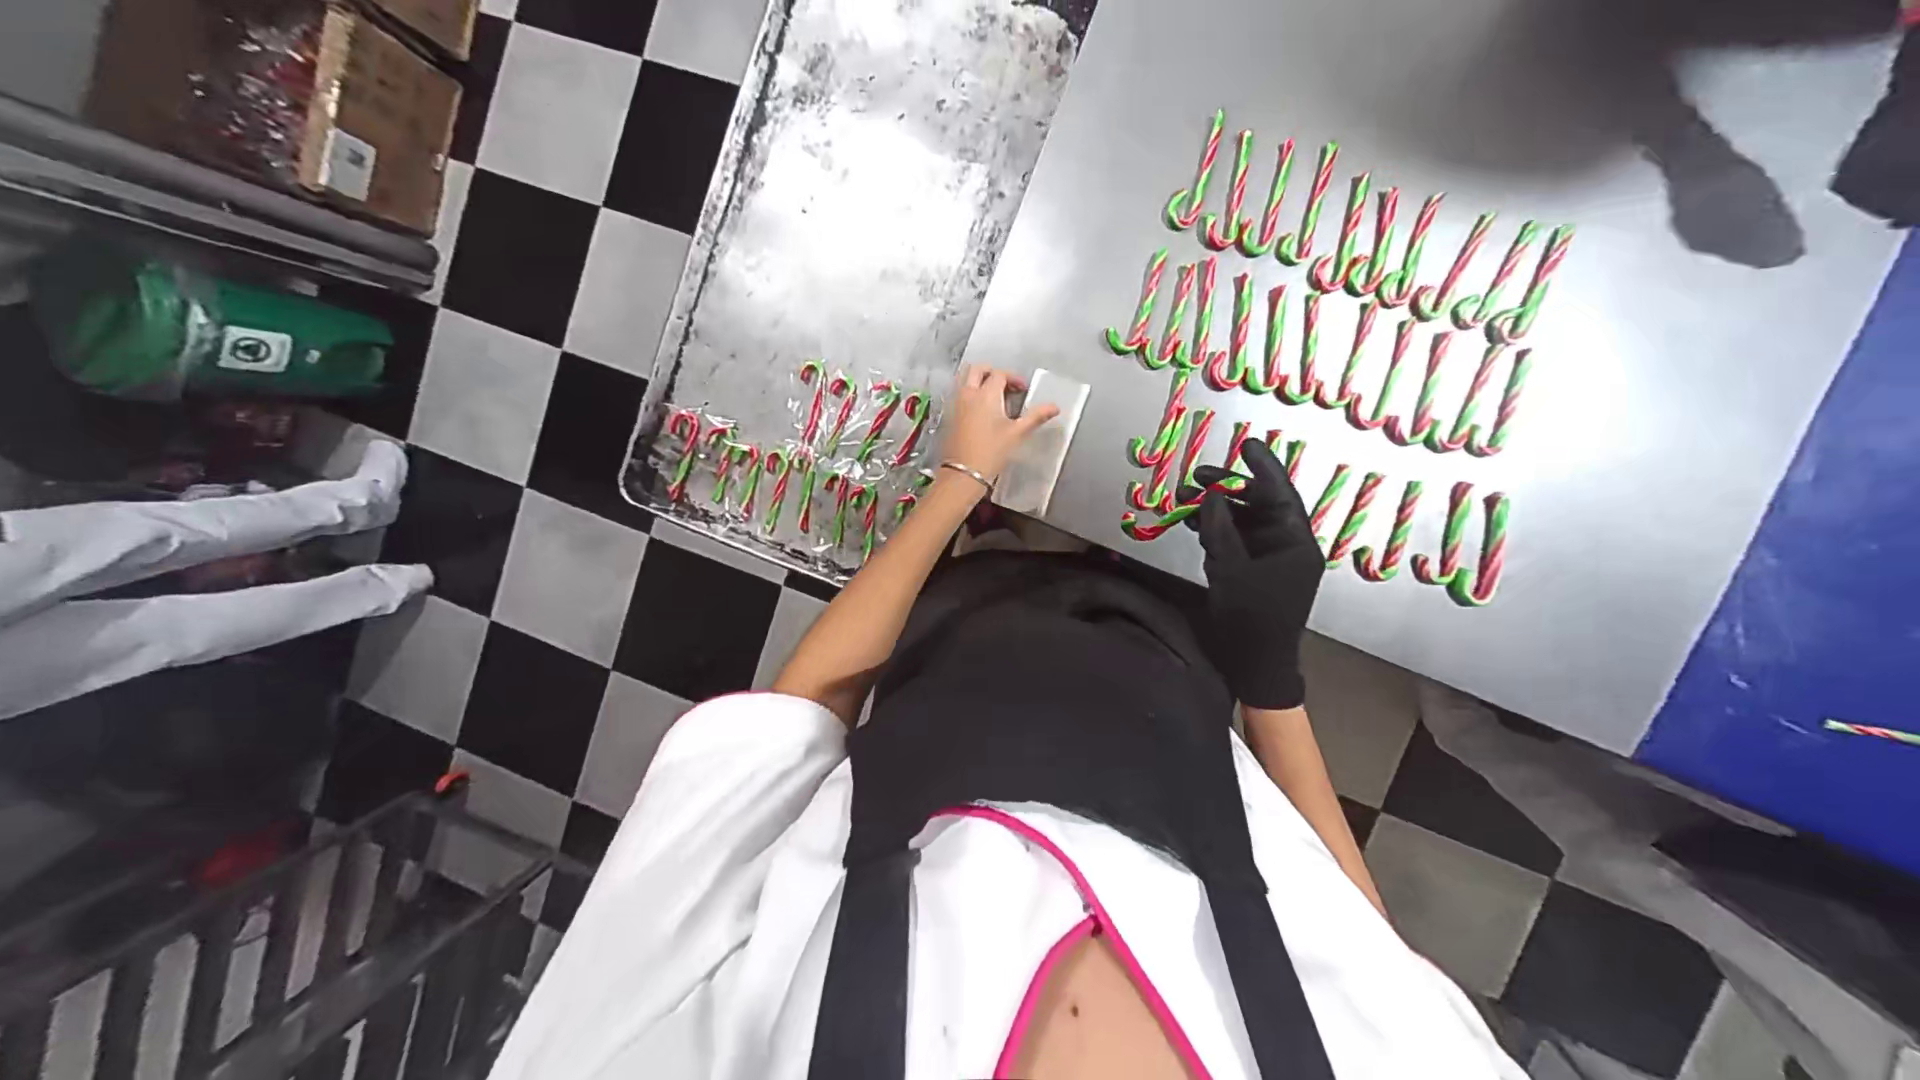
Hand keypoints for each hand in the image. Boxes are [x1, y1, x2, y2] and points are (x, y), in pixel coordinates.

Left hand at [935, 365, 1060, 485]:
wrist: (964, 472)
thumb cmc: (992, 451)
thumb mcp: (1017, 433)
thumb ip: (1036, 416)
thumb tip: (1055, 407)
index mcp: (986, 394)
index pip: (1000, 374)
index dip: (1013, 379)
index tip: (1023, 390)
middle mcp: (968, 394)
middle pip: (977, 369)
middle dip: (992, 372)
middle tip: (1005, 386)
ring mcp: (956, 404)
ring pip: (965, 380)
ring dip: (979, 381)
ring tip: (994, 397)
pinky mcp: (949, 415)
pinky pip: (959, 394)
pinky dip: (970, 393)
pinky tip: (981, 410)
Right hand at [1178, 440, 1324, 708]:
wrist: (1254, 664)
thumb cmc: (1252, 619)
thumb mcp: (1233, 571)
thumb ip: (1220, 530)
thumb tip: (1207, 495)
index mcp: (1296, 543)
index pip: (1280, 494)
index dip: (1263, 467)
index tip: (1246, 442)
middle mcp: (1284, 545)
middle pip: (1256, 505)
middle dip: (1225, 490)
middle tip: (1195, 477)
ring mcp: (1266, 559)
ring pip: (1240, 522)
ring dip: (1213, 510)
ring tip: (1183, 501)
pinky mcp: (1249, 571)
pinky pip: (1232, 540)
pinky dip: (1212, 531)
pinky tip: (1191, 522)